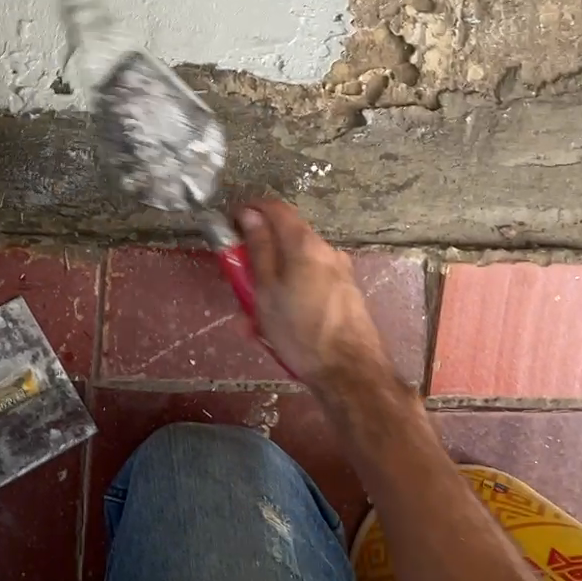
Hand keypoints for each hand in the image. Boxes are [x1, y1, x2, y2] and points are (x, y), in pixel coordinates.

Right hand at [235, 200, 389, 392]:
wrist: (351, 372)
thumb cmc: (299, 330)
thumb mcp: (265, 290)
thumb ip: (258, 249)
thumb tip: (249, 214)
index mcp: (305, 244)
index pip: (275, 208)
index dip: (250, 210)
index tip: (231, 226)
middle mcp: (327, 250)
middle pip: (287, 237)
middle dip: (260, 253)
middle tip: (240, 281)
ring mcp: (341, 272)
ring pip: (297, 263)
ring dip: (274, 278)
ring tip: (256, 315)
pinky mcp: (346, 293)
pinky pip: (310, 282)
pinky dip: (291, 292)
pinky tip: (282, 323)